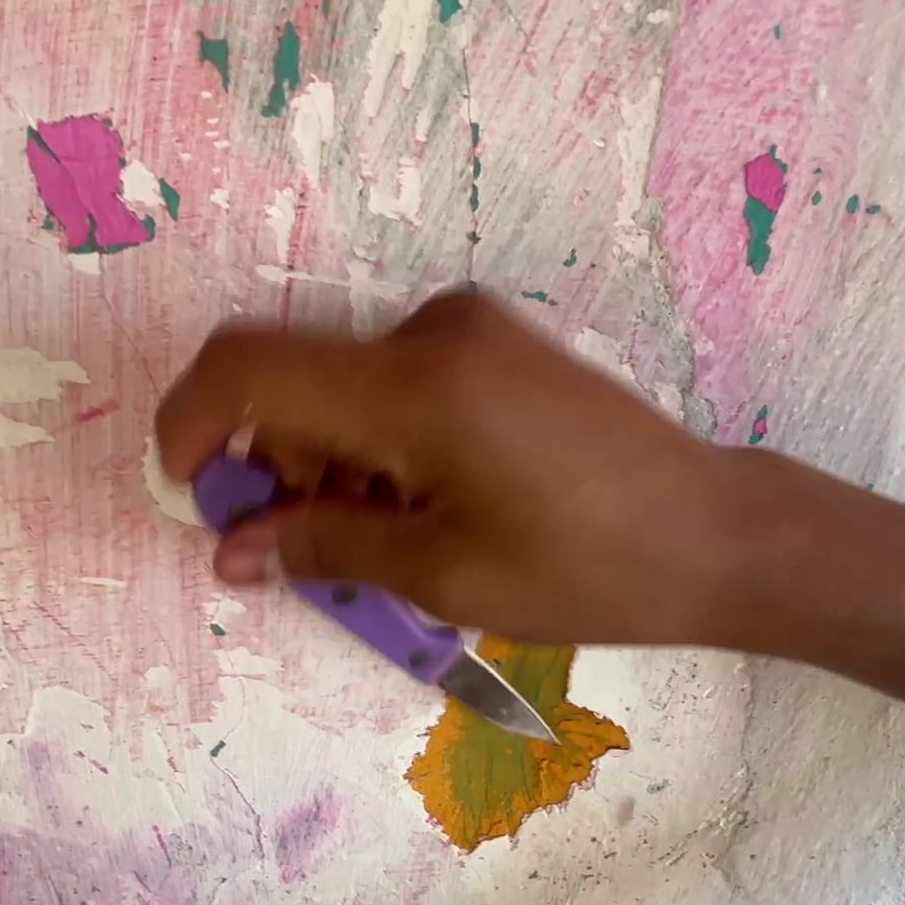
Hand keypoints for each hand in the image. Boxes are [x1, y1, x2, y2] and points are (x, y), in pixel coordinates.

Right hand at [155, 291, 743, 644]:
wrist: (713, 532)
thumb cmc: (584, 569)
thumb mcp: (442, 574)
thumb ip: (324, 546)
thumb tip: (232, 549)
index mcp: (413, 385)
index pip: (249, 366)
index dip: (193, 423)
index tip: (191, 491)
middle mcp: (434, 330)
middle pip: (299, 378)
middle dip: (274, 462)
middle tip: (297, 548)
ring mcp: (474, 330)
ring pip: (349, 385)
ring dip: (331, 459)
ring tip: (377, 539)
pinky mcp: (501, 345)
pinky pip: (401, 383)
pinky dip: (380, 441)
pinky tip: (419, 501)